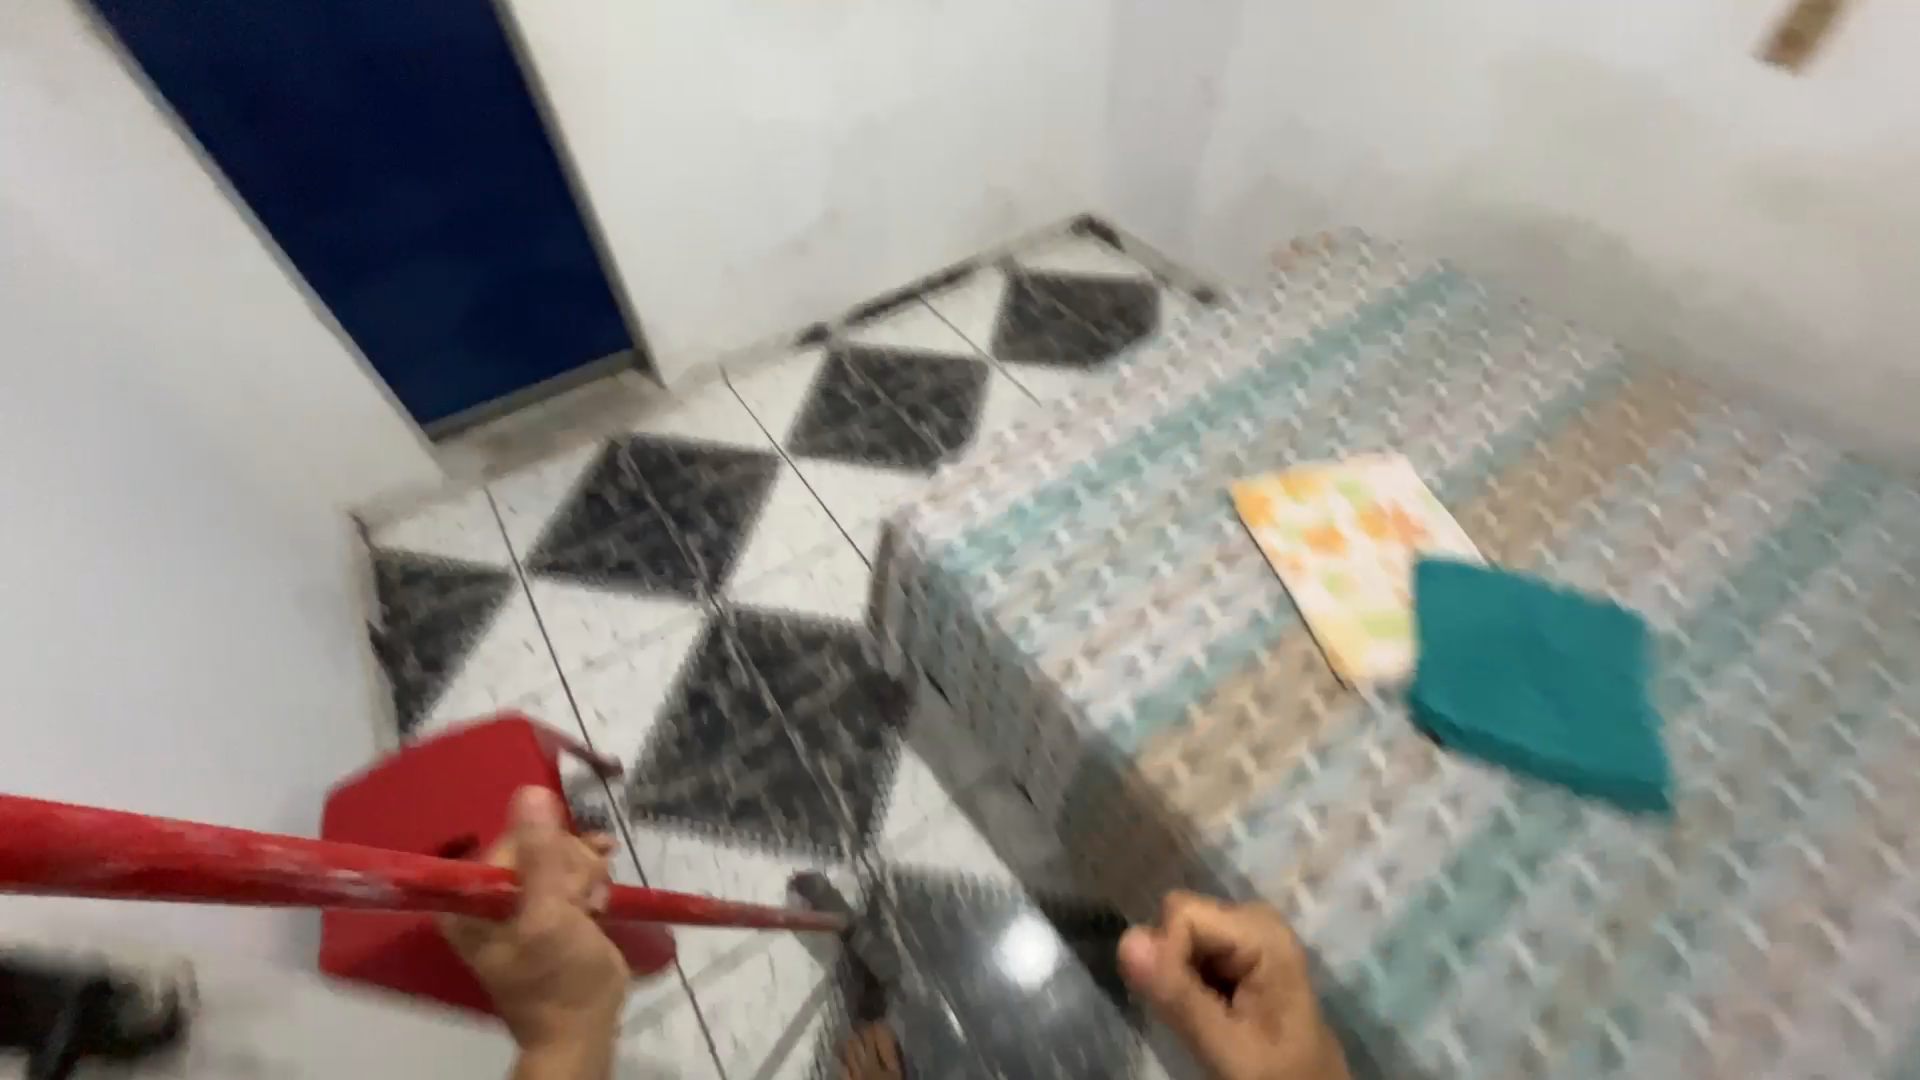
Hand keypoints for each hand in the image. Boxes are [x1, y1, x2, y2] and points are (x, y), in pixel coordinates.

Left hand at [440, 788, 630, 1062]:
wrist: (584, 1026)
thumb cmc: (559, 979)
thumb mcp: (549, 915)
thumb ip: (543, 855)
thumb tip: (530, 790)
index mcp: (473, 899)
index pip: (515, 839)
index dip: (551, 852)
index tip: (569, 883)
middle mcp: (492, 894)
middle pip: (544, 844)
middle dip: (575, 867)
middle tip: (581, 903)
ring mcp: (524, 899)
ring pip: (566, 853)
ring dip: (589, 874)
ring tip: (591, 907)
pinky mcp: (553, 904)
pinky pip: (576, 866)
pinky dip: (594, 875)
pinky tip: (601, 893)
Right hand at [1119, 893, 1348, 1079]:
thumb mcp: (1229, 1052)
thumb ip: (1179, 997)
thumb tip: (1125, 939)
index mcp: (1262, 931)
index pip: (1180, 913)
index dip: (1166, 957)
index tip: (1181, 1009)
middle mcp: (1254, 919)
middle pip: (1179, 919)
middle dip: (1172, 966)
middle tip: (1198, 1019)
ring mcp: (1246, 934)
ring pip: (1178, 935)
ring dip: (1178, 978)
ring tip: (1206, 1020)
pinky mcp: (1237, 952)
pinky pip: (1189, 950)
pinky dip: (1186, 982)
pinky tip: (1209, 1013)